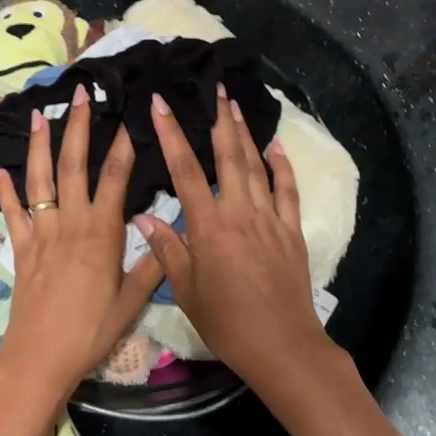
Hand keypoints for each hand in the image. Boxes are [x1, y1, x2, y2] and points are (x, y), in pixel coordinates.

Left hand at [0, 84, 164, 397]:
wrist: (39, 359)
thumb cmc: (90, 332)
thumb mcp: (130, 303)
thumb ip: (150, 266)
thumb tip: (167, 230)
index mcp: (101, 233)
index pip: (116, 178)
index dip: (123, 145)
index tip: (129, 116)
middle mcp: (70, 224)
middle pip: (73, 166)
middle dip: (78, 127)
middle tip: (80, 94)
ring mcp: (41, 234)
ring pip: (39, 181)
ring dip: (39, 146)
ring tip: (39, 115)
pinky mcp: (20, 250)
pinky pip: (12, 214)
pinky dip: (4, 191)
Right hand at [135, 86, 336, 384]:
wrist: (282, 346)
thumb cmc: (227, 323)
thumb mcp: (188, 292)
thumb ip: (167, 250)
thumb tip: (143, 216)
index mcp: (210, 228)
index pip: (186, 172)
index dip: (172, 135)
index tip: (160, 105)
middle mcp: (241, 214)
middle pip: (228, 157)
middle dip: (218, 120)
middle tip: (214, 89)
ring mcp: (270, 219)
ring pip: (257, 167)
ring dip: (246, 134)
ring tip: (236, 106)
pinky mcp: (292, 231)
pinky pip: (287, 191)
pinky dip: (282, 167)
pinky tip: (276, 147)